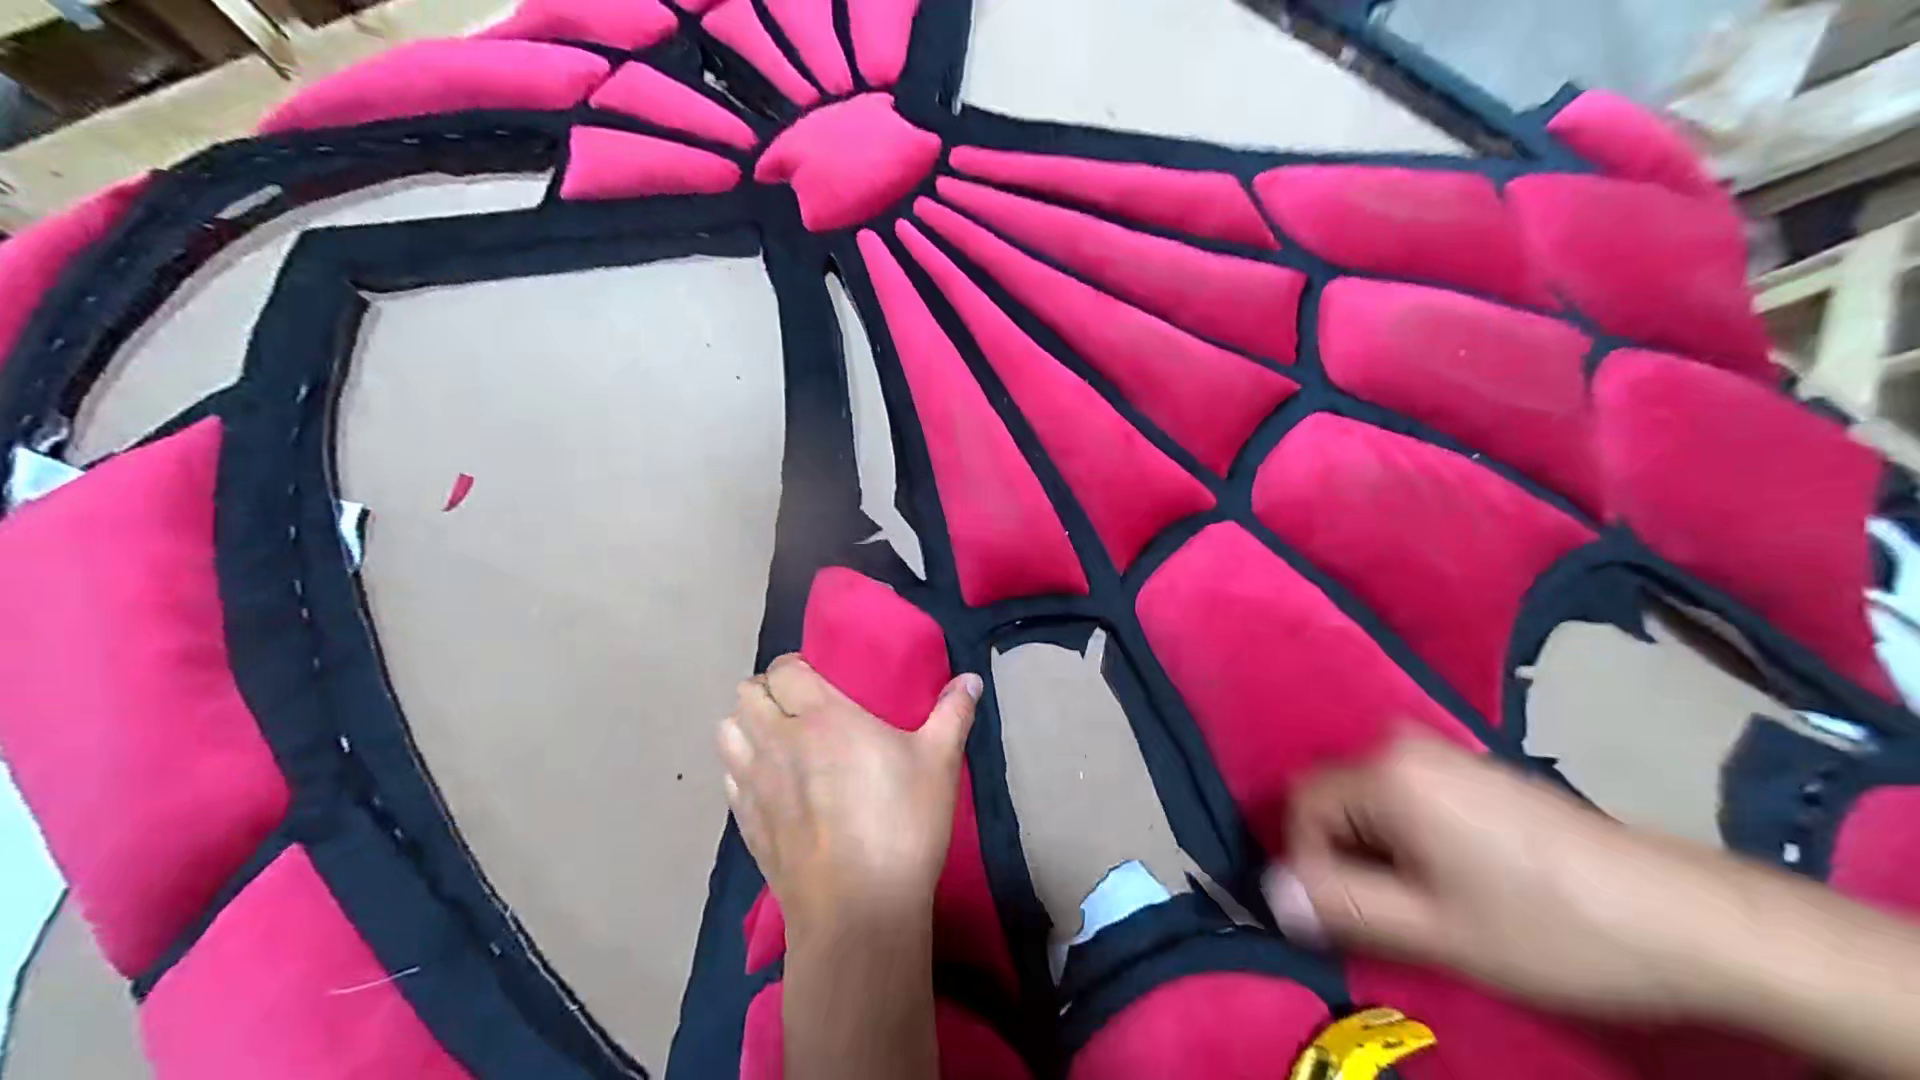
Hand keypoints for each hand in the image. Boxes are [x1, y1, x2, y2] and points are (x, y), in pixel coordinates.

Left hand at [717, 654, 982, 934]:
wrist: (858, 912)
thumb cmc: (902, 824)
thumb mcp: (939, 763)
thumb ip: (954, 713)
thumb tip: (972, 679)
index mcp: (820, 717)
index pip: (784, 669)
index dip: (795, 667)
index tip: (817, 677)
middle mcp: (777, 741)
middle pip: (746, 694)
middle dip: (767, 692)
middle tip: (798, 706)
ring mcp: (754, 784)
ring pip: (726, 731)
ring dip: (746, 725)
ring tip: (775, 738)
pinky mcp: (744, 823)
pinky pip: (727, 776)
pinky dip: (740, 767)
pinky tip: (768, 782)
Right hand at [1265, 734, 1785, 1019]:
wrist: (1689, 918)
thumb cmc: (1550, 926)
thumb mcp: (1435, 930)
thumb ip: (1342, 906)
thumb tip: (1272, 894)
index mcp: (1387, 772)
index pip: (1302, 806)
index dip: (1310, 864)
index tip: (1344, 916)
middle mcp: (1404, 745)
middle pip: (1334, 799)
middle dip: (1345, 857)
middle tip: (1386, 913)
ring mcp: (1443, 753)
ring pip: (1369, 799)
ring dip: (1376, 850)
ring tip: (1422, 901)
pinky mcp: (1473, 769)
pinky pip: (1405, 793)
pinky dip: (1407, 835)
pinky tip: (1454, 876)